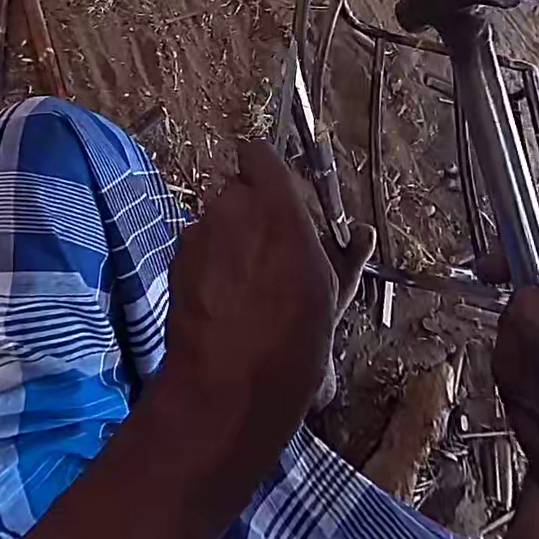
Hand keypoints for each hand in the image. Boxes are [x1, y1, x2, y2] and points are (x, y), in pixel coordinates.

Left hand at [2, 140, 338, 538]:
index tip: (276, 191)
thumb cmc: (293, 340)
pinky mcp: (176, 256)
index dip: (265, 167)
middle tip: (268, 251)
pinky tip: (221, 298)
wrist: (226, 387)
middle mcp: (230, 206)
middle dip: (250, 211)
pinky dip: (208, 261)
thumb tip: (361, 230)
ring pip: (215, 220)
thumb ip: (344, 252)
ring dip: (229, 239)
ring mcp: (197, 231)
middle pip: (237, 189)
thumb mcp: (332, 295)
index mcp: (274, 205)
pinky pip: (198, 246)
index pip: (257, 152)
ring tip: (245, 285)